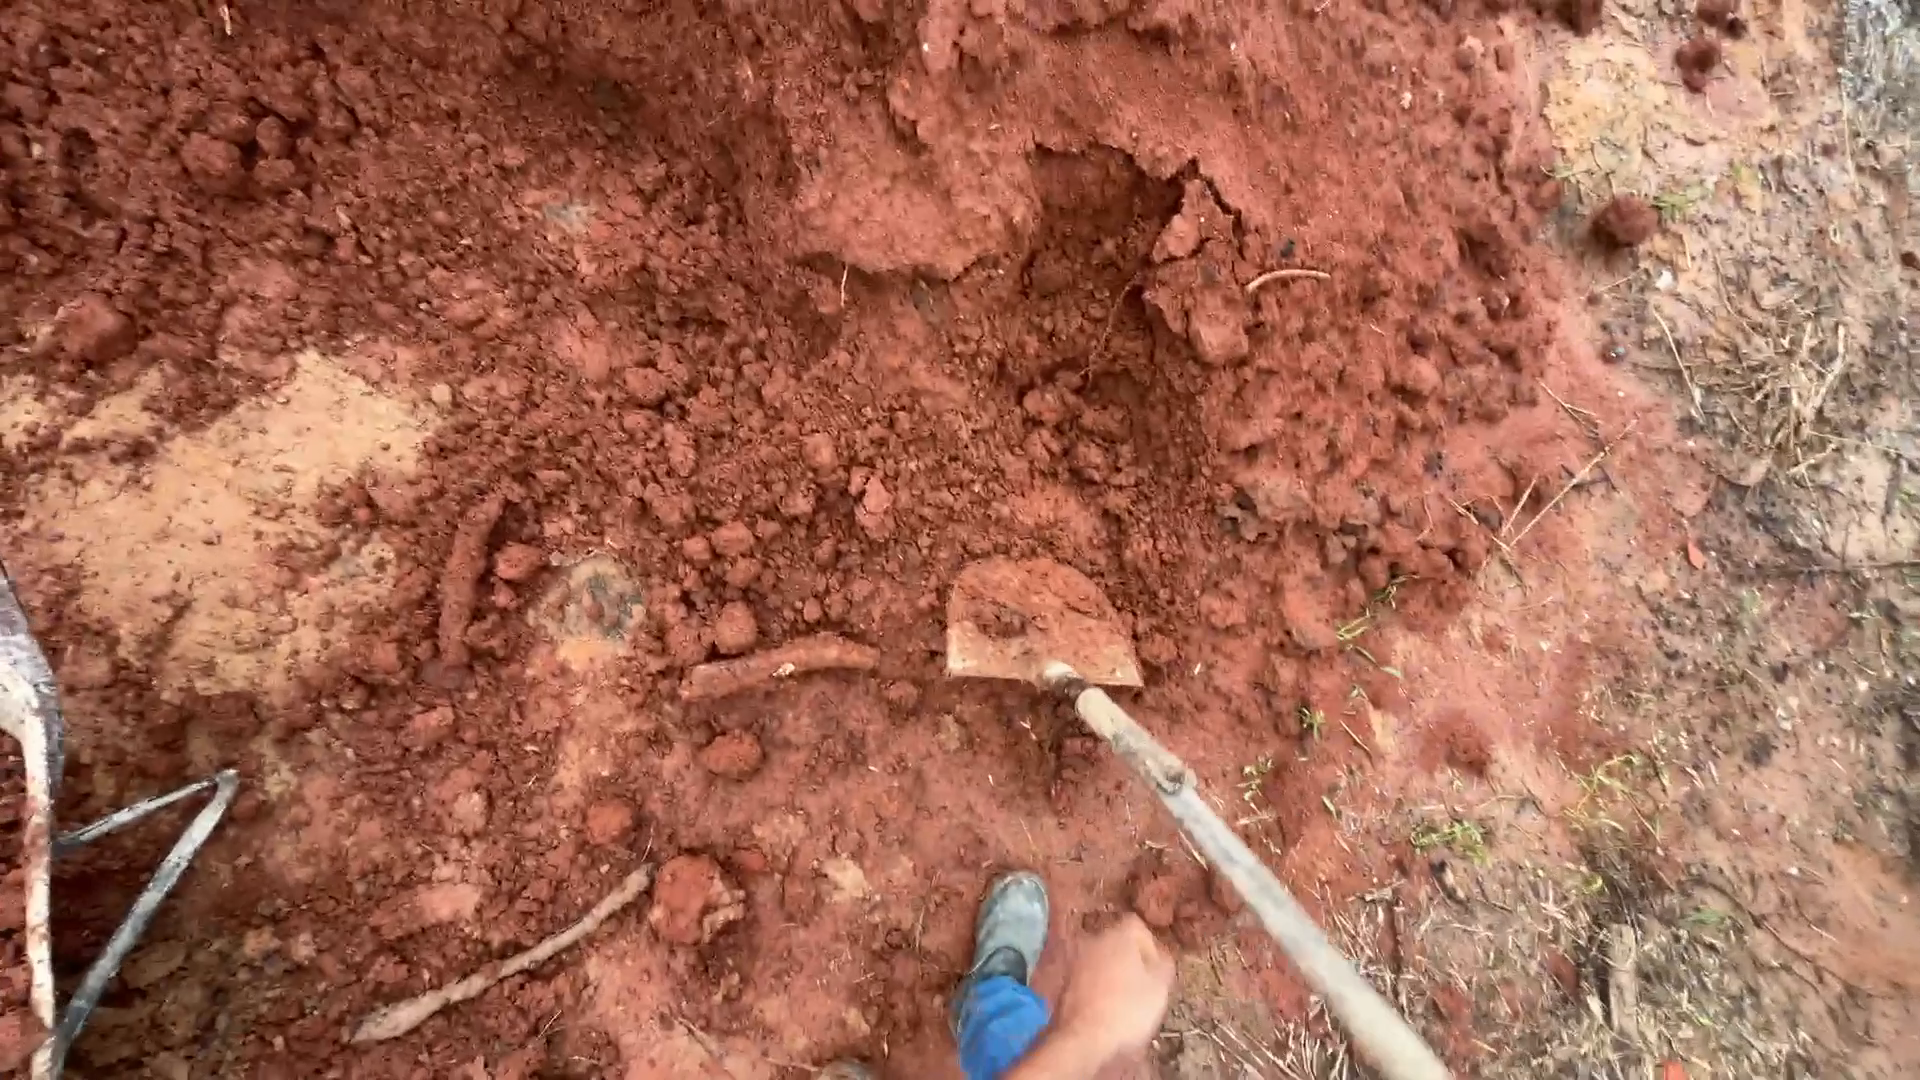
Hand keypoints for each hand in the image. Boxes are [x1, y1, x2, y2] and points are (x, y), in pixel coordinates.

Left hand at [1051, 915, 1175, 1063]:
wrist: (1083, 1036)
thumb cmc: (1127, 1009)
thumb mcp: (1159, 989)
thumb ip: (1164, 966)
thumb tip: (1162, 957)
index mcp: (1119, 934)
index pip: (1138, 925)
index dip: (1150, 946)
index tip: (1156, 971)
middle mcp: (1095, 938)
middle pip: (1120, 941)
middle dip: (1133, 961)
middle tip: (1144, 988)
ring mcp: (1077, 957)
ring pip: (1103, 959)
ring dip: (1115, 974)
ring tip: (1125, 1002)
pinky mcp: (1066, 978)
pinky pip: (1090, 975)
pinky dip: (1099, 986)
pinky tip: (1106, 1008)